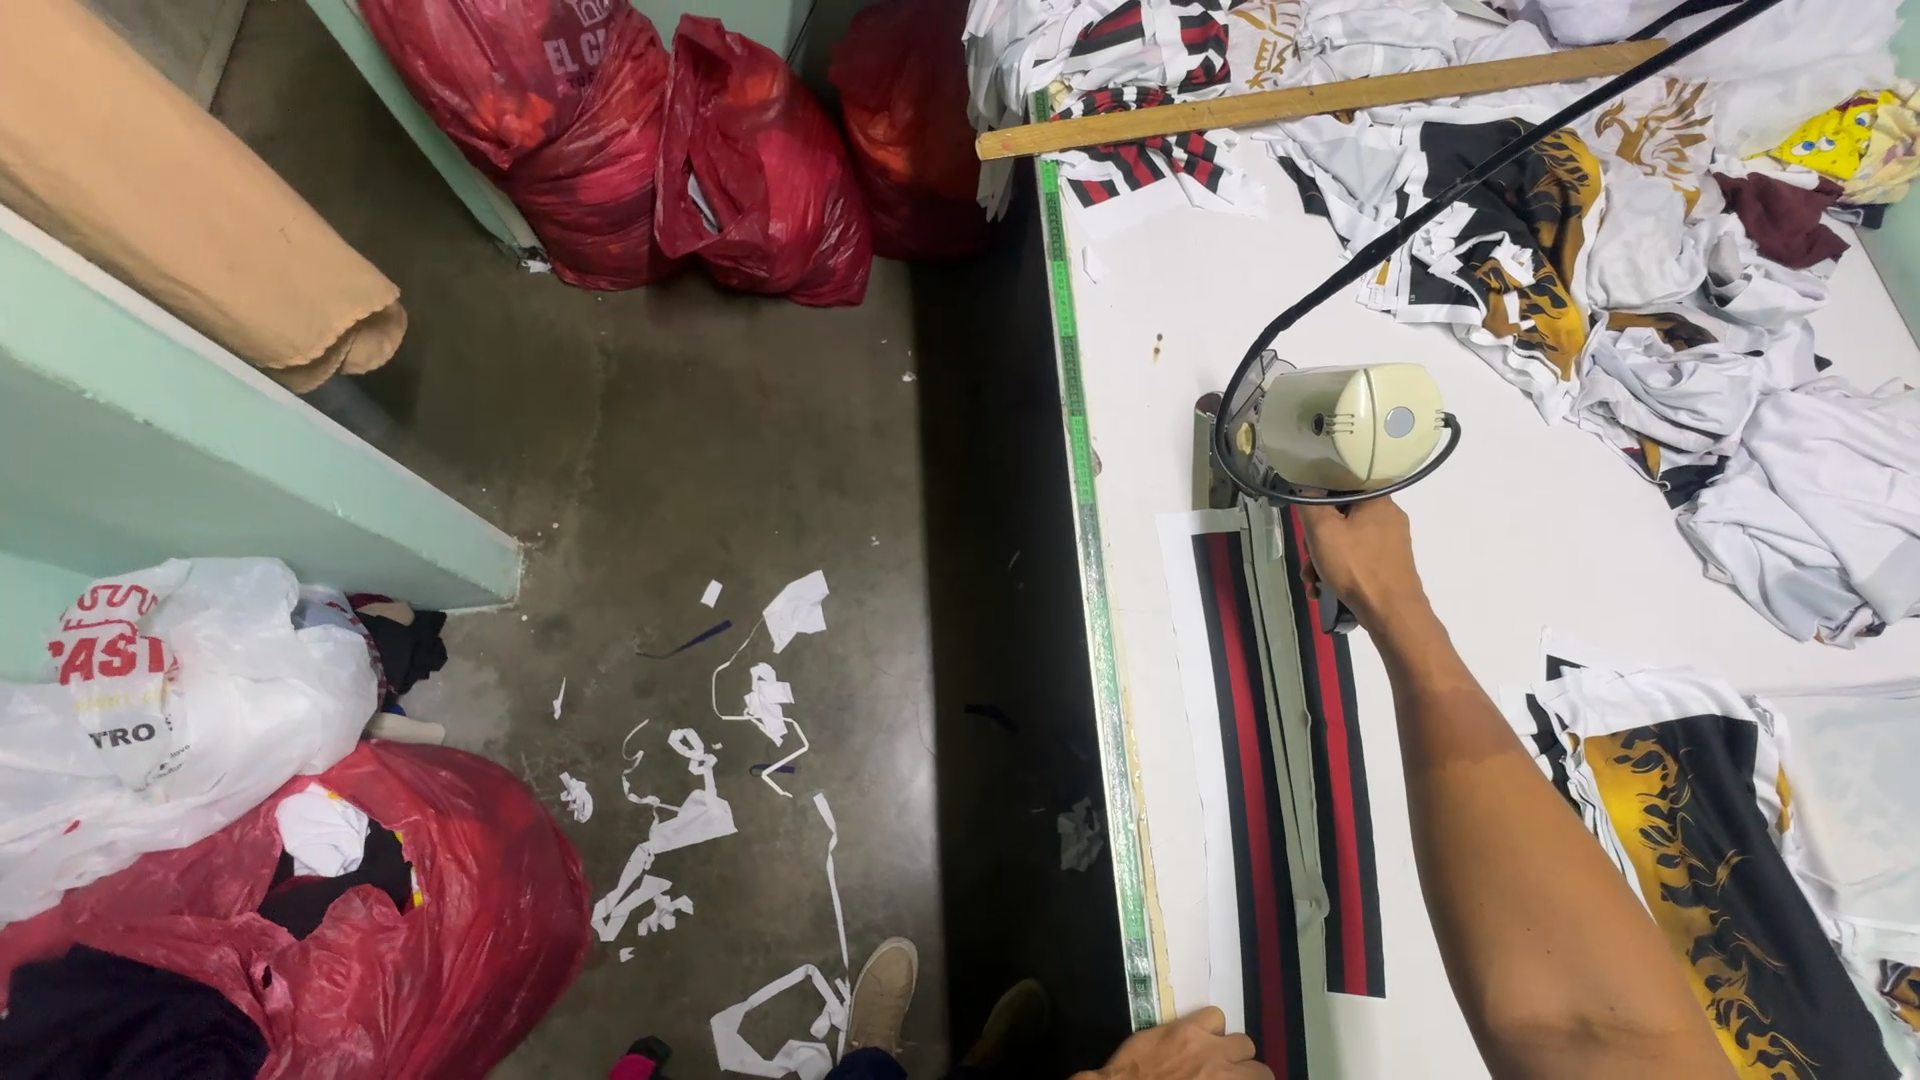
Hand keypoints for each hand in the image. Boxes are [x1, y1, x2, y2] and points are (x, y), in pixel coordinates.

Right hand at [1072, 1007, 1269, 1079]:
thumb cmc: (1132, 1070)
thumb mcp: (1149, 1041)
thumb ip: (1173, 1037)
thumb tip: (1183, 1043)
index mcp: (1189, 1032)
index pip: (1217, 1016)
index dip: (1215, 1032)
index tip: (1209, 1045)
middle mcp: (1213, 1052)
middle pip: (1245, 1044)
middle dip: (1239, 1057)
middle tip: (1228, 1071)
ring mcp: (1223, 1078)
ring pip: (1261, 1072)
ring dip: (1250, 1076)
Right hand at [1298, 497, 1429, 630]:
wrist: (1391, 611)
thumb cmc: (1355, 565)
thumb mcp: (1321, 530)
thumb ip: (1310, 503)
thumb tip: (1306, 490)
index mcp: (1377, 501)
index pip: (1343, 486)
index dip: (1319, 501)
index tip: (1307, 520)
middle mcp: (1389, 516)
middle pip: (1341, 517)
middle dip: (1316, 540)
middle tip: (1308, 558)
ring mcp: (1392, 542)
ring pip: (1347, 540)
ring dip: (1323, 559)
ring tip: (1312, 580)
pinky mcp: (1390, 563)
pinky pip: (1357, 558)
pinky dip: (1339, 570)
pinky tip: (1325, 588)